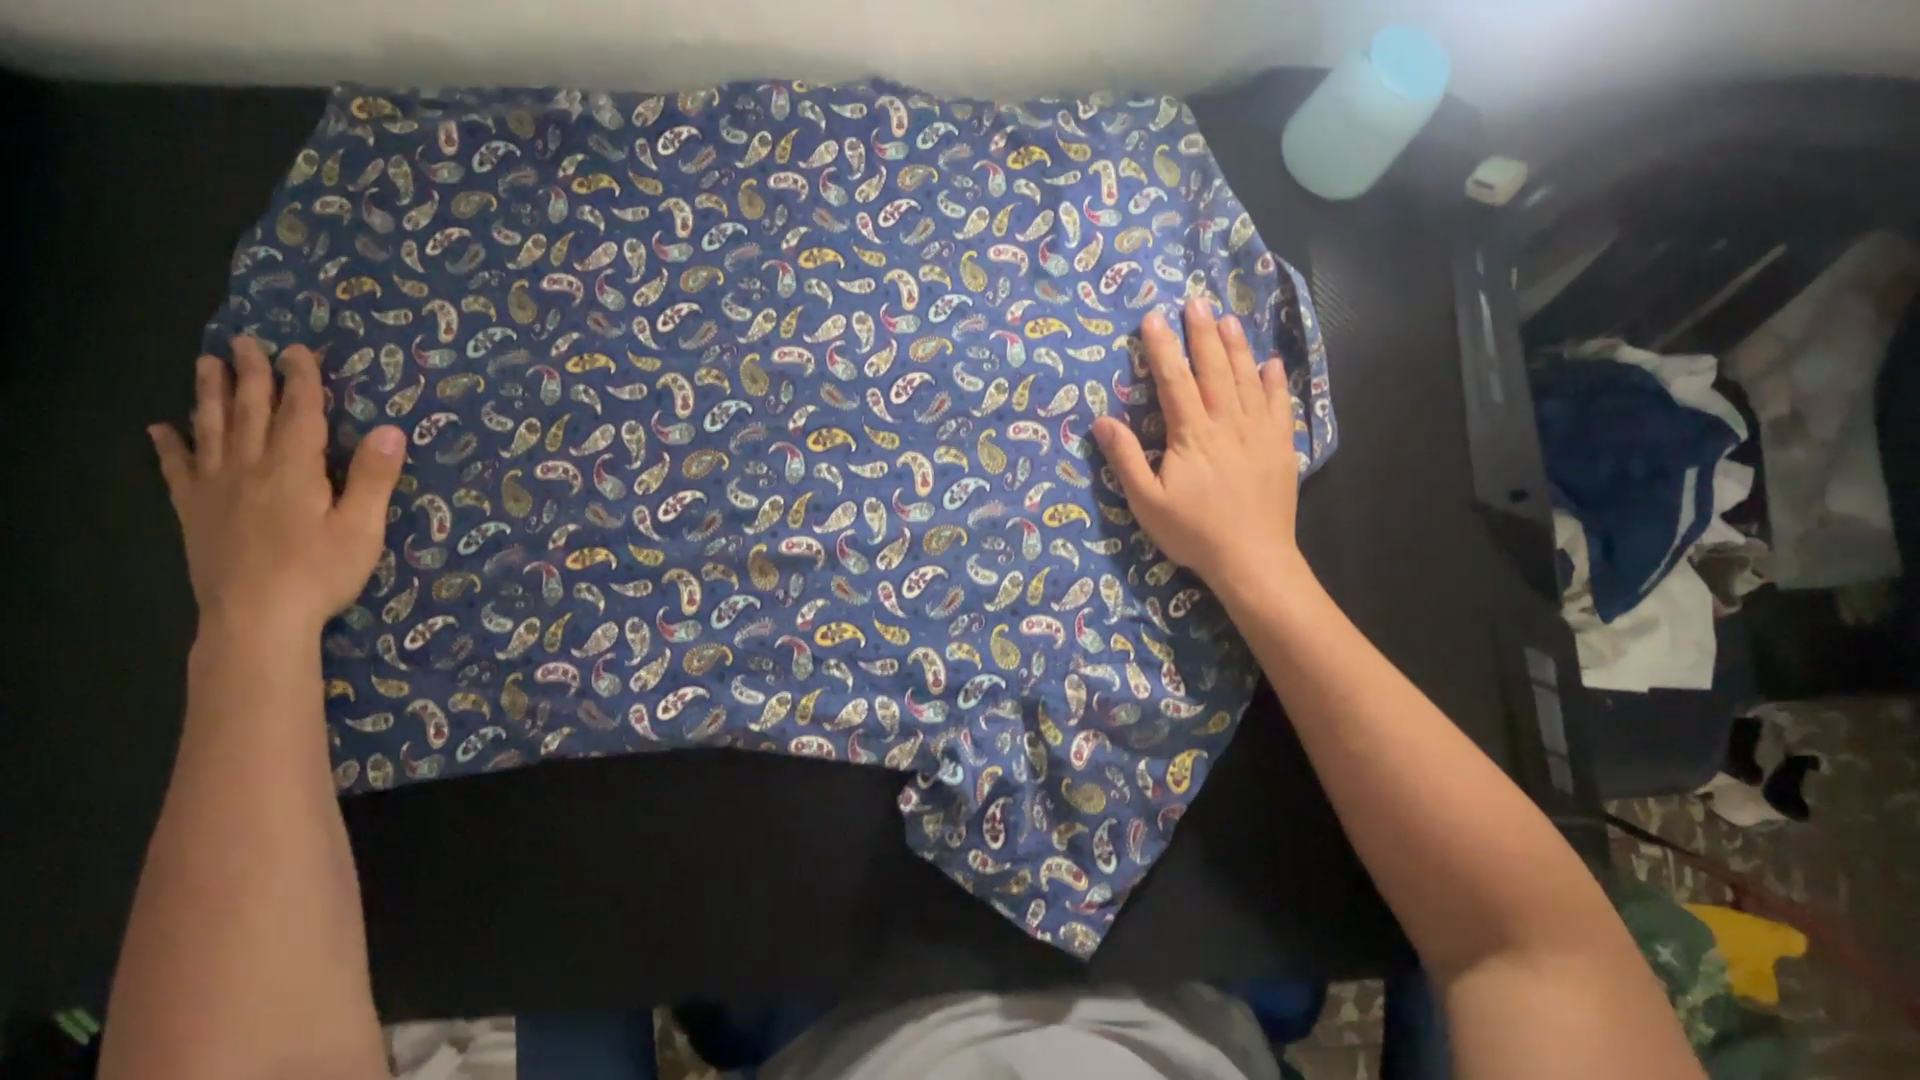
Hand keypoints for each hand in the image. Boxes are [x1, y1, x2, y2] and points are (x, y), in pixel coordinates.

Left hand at [150, 338, 403, 637]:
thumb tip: (391, 430)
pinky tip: (161, 429)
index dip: (300, 379)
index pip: (300, 412)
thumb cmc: (319, 573)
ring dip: (209, 394)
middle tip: (244, 342)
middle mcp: (250, 468)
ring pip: (211, 429)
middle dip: (249, 374)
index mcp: (294, 469)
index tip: (296, 349)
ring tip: (206, 364)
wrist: (256, 619)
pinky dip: (169, 446)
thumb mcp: (362, 528)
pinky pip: (177, 470)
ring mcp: (215, 489)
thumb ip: (373, 478)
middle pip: (249, 411)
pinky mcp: (194, 513)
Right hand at [1091, 299, 1305, 589]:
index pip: (1174, 380)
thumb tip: (1101, 420)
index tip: (1152, 318)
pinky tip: (1270, 364)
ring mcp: (1259, 432)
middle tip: (1195, 301)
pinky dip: (1275, 381)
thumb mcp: (1147, 502)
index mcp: (1191, 434)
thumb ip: (1125, 459)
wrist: (1253, 559)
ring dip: (1236, 347)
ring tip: (1228, 319)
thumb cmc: (1194, 532)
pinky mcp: (1281, 447)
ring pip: (1247, 379)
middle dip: (1202, 333)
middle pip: (1214, 368)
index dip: (1162, 347)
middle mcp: (1227, 423)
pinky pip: (1280, 405)